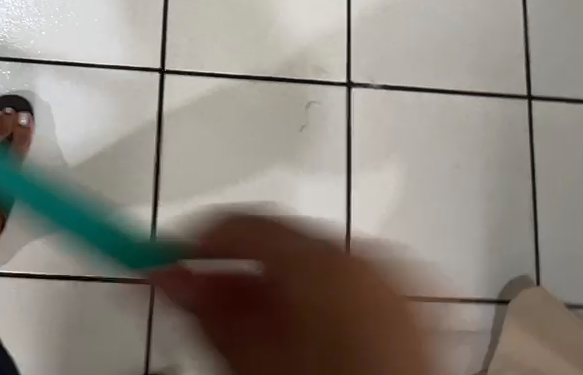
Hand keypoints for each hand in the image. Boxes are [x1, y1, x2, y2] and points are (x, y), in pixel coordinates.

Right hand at [151, 213, 433, 374]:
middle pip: (279, 244)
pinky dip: (323, 303)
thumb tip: (164, 275)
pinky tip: (308, 345)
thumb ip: (205, 309)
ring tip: (262, 342)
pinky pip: (352, 284)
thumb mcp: (254, 359)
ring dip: (280, 291)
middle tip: (209, 313)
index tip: (169, 264)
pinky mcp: (418, 307)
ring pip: (314, 265)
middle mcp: (365, 256)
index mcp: (324, 260)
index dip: (195, 244)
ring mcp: (399, 281)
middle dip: (240, 276)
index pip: (239, 223)